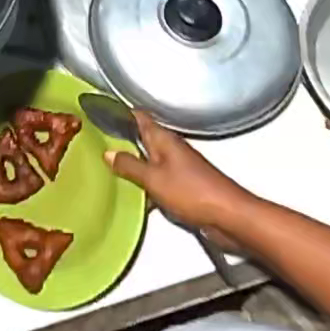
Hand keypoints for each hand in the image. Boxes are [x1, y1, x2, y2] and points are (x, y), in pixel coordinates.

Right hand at [104, 110, 256, 236]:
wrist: (233, 218)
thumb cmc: (192, 192)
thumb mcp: (153, 179)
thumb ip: (129, 165)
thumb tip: (107, 152)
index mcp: (162, 138)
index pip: (137, 116)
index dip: (118, 111)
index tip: (98, 112)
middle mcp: (170, 148)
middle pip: (141, 138)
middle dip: (121, 139)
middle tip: (96, 142)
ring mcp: (179, 167)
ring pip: (148, 159)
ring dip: (132, 163)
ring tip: (107, 167)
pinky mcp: (185, 186)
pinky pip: (158, 178)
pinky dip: (145, 182)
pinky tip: (132, 192)